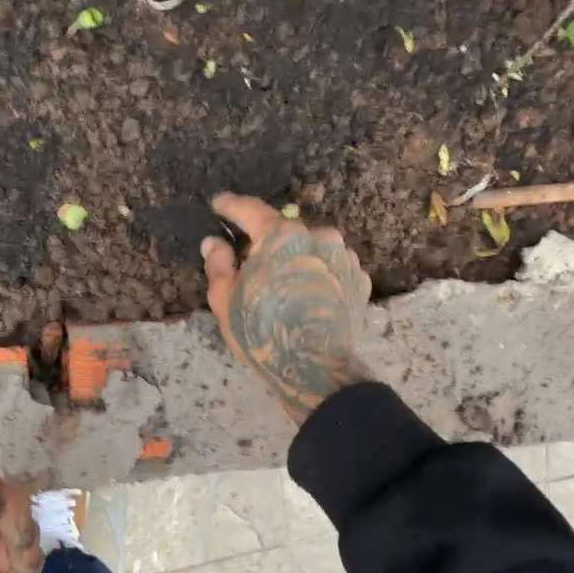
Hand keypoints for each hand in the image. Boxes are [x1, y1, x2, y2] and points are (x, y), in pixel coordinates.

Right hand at [202, 193, 374, 421]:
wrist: (317, 368)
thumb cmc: (262, 331)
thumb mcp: (226, 299)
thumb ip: (218, 264)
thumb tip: (214, 242)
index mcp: (281, 235)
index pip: (251, 210)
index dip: (231, 206)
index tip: (219, 204)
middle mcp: (318, 236)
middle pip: (285, 231)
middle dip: (266, 242)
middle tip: (250, 263)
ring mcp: (344, 257)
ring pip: (311, 249)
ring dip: (294, 259)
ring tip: (281, 287)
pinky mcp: (359, 280)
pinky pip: (330, 268)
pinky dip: (315, 275)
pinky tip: (304, 298)